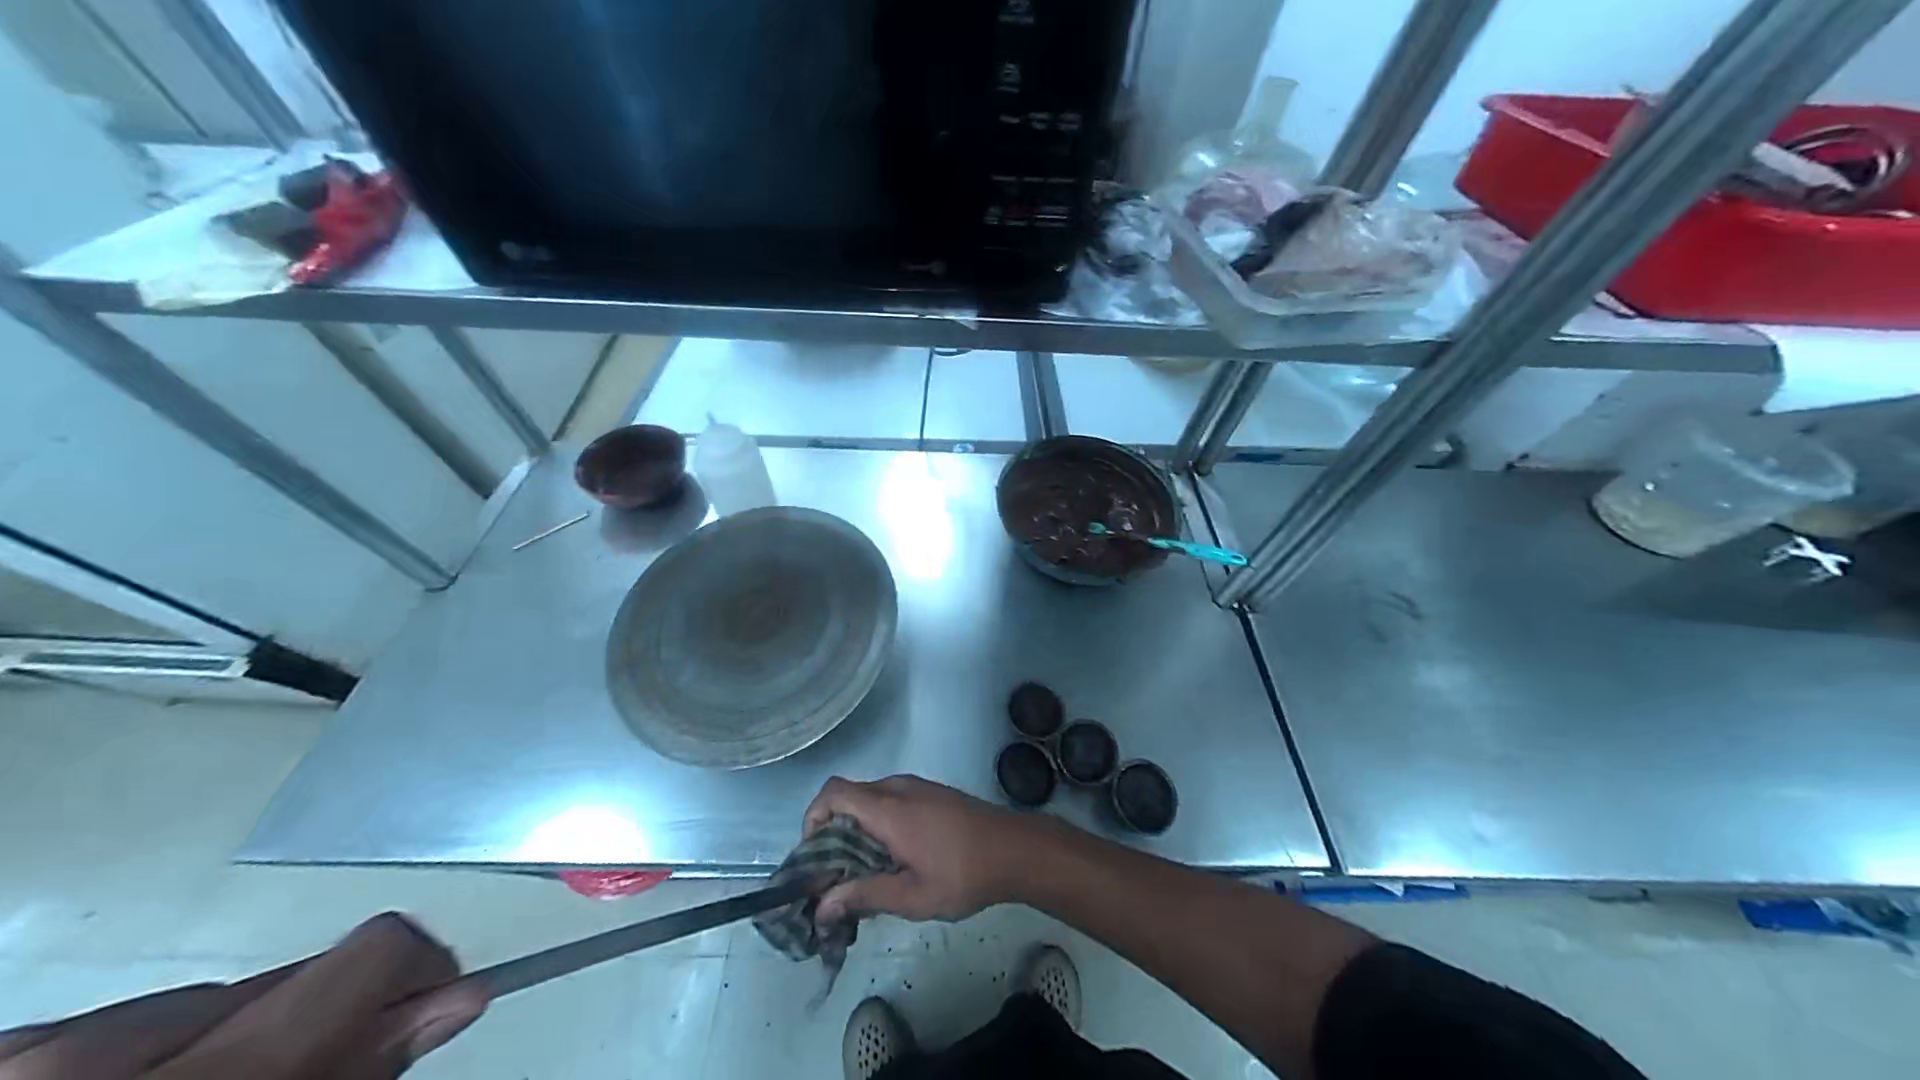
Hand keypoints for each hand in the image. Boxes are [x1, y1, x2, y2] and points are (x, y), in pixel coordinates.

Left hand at [0, 913, 486, 1078]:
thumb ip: (361, 1075)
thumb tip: (456, 1000)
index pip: (371, 955)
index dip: (418, 972)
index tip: (424, 1006)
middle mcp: (101, 1053)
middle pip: (287, 978)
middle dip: (310, 1023)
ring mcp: (24, 1054)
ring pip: (199, 1003)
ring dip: (221, 1045)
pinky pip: (111, 1026)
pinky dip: (145, 1061)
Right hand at [803, 775, 1042, 923]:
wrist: (1017, 850)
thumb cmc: (963, 875)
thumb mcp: (911, 896)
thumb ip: (864, 896)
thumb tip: (821, 905)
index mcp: (889, 808)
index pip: (834, 792)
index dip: (813, 817)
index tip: (815, 856)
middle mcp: (898, 787)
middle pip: (849, 797)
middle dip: (833, 833)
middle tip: (834, 876)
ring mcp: (918, 787)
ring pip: (870, 799)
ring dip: (857, 830)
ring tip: (862, 874)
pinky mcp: (932, 794)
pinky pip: (891, 801)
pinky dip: (878, 824)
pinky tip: (892, 860)